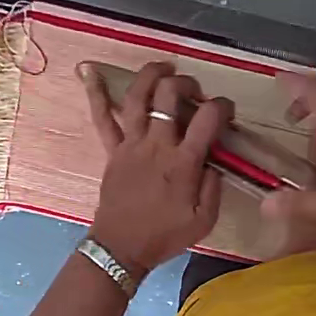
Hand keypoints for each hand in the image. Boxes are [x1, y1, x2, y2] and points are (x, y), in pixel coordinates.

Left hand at [80, 60, 225, 275]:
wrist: (121, 248)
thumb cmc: (164, 236)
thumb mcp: (204, 220)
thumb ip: (214, 187)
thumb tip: (214, 161)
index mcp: (183, 163)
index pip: (208, 119)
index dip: (222, 106)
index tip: (227, 111)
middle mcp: (157, 145)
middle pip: (169, 96)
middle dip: (186, 84)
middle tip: (194, 92)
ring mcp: (131, 145)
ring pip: (138, 97)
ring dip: (151, 75)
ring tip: (165, 67)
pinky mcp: (112, 150)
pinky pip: (102, 118)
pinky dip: (95, 93)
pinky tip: (89, 70)